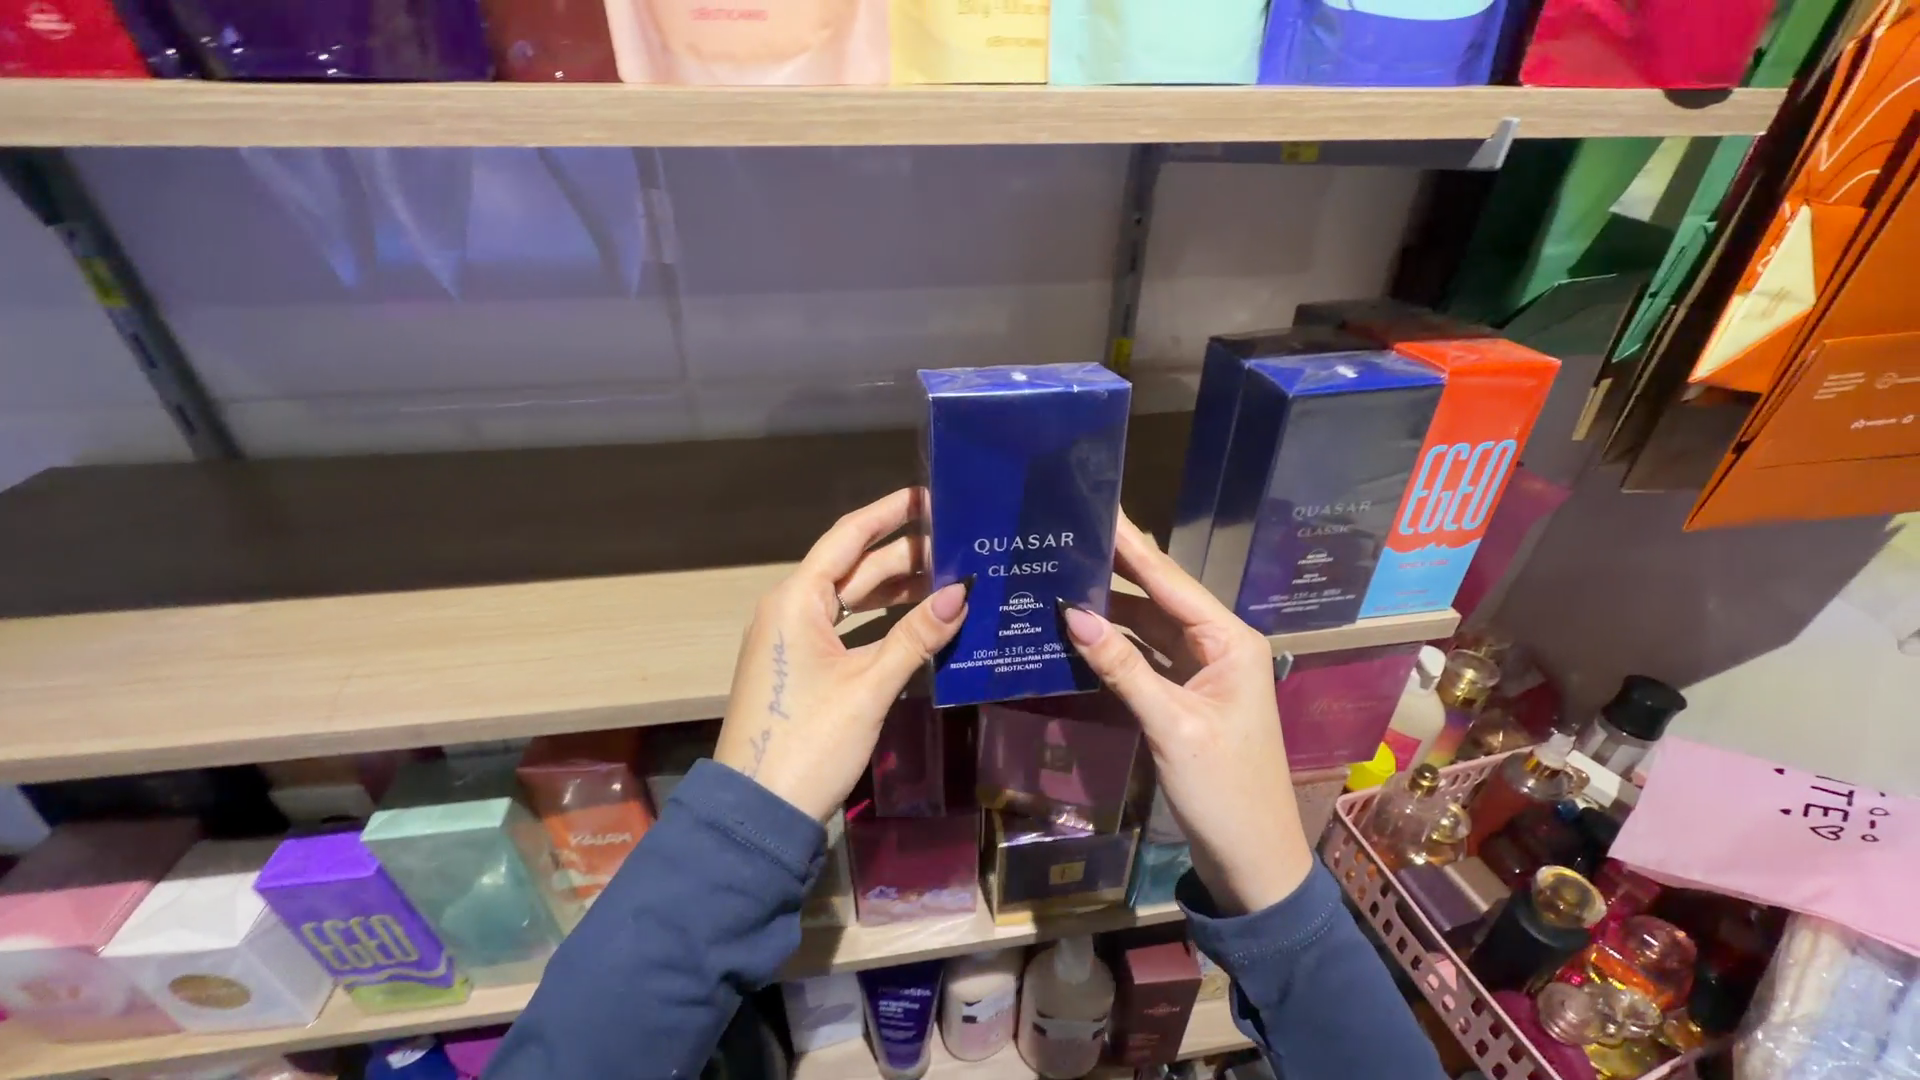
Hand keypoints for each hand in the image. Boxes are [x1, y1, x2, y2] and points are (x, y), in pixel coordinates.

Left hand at [713, 488, 969, 822]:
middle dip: (903, 555)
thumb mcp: (869, 686)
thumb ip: (916, 636)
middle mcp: (790, 610)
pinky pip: (845, 628)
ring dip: (894, 590)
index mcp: (796, 600)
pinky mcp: (800, 667)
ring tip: (949, 578)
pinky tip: (917, 622)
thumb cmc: (810, 741)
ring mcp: (793, 640)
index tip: (929, 495)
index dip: (889, 513)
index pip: (848, 537)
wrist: (757, 811)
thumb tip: (964, 591)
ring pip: (850, 600)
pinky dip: (879, 622)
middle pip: (852, 568)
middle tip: (959, 544)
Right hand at [1060, 515, 1312, 914]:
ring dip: (1110, 605)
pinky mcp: (1184, 695)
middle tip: (1070, 533)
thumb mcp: (1171, 725)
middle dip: (1117, 566)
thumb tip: (1072, 613)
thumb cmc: (1223, 789)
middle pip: (1159, 595)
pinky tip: (1080, 628)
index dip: (1131, 545)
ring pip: (1147, 625)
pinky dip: (1114, 643)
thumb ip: (1122, 667)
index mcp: (1229, 640)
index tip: (1098, 507)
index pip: (1170, 581)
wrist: (1252, 859)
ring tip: (1063, 572)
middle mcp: (1217, 644)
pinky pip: (1144, 656)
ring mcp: (1200, 670)